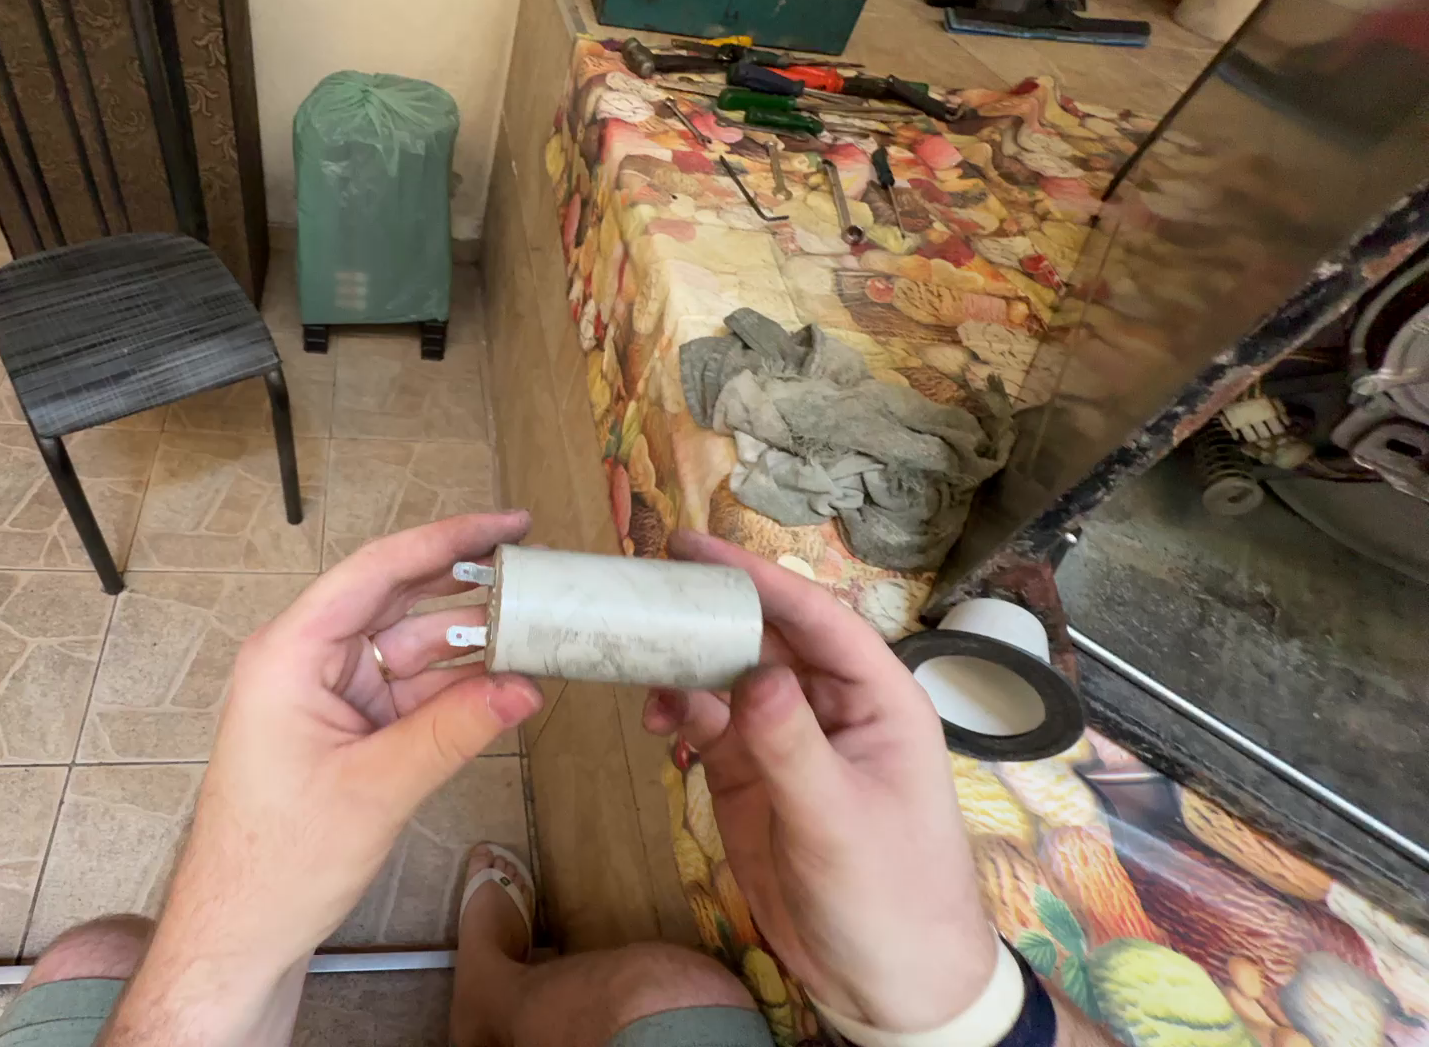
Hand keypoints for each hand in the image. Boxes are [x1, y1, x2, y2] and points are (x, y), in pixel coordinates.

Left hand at [117, 512, 542, 1044]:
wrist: (240, 933)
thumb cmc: (279, 862)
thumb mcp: (377, 788)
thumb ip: (456, 730)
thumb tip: (526, 687)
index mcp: (290, 651)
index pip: (377, 571)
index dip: (446, 540)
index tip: (505, 524)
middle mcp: (308, 656)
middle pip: (396, 598)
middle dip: (463, 582)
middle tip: (528, 563)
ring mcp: (330, 688)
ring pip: (410, 643)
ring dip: (468, 638)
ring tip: (530, 622)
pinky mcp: (349, 720)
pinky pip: (411, 686)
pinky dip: (455, 683)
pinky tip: (501, 678)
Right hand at [646, 529, 995, 1032]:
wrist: (880, 982)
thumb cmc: (887, 896)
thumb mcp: (838, 821)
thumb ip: (792, 745)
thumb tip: (754, 674)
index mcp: (873, 697)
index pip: (815, 617)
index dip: (756, 577)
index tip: (693, 548)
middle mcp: (825, 702)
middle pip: (760, 635)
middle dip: (706, 613)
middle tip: (645, 593)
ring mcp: (782, 733)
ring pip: (724, 673)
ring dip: (683, 667)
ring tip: (644, 673)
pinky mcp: (747, 765)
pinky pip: (704, 718)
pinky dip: (677, 712)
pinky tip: (658, 726)